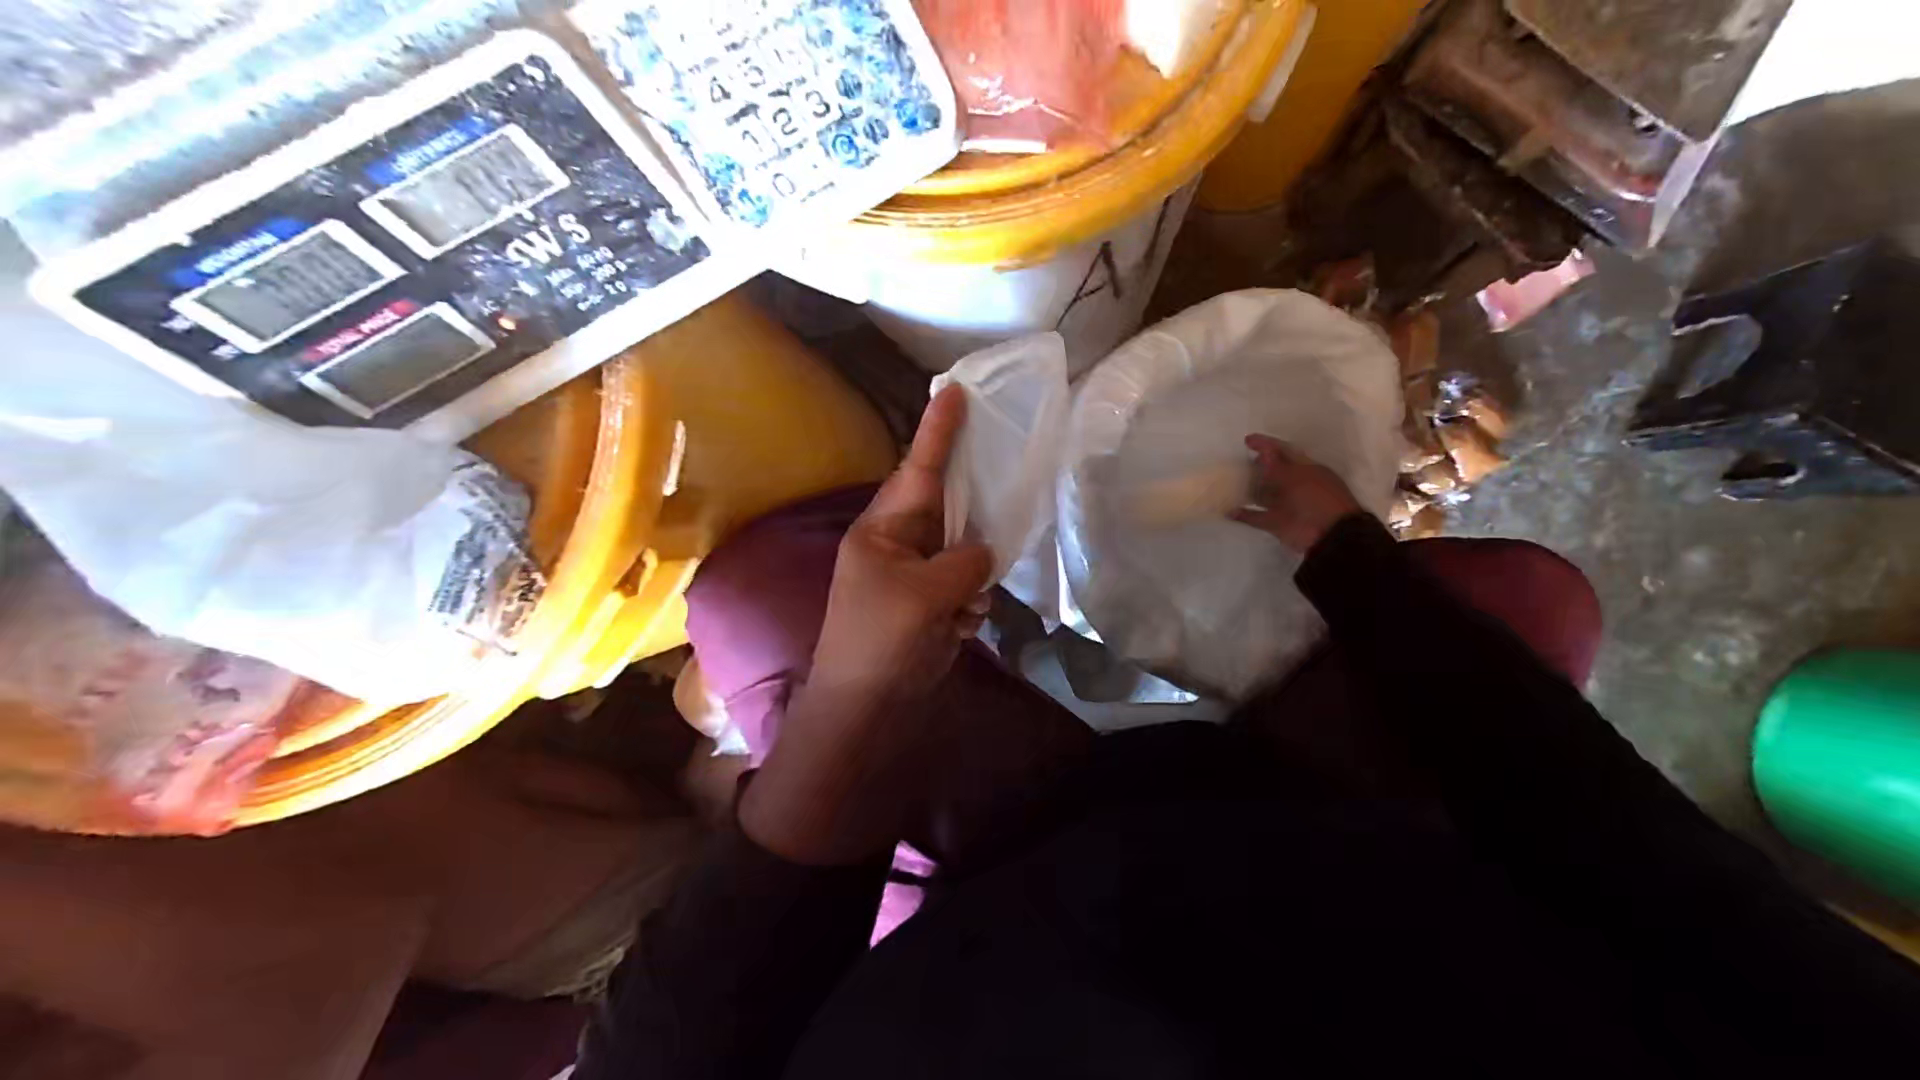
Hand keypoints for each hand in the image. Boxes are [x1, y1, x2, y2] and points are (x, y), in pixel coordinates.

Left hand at [740, 386, 992, 863]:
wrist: (864, 708)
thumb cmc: (880, 642)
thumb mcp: (923, 596)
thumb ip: (963, 562)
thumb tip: (983, 553)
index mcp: (883, 529)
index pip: (918, 469)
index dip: (938, 431)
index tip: (955, 390)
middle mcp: (900, 543)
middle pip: (948, 506)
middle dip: (973, 507)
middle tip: (1003, 483)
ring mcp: (917, 575)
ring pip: (965, 550)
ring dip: (973, 577)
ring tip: (960, 610)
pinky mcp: (932, 604)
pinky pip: (967, 586)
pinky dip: (970, 604)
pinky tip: (959, 628)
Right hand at [1231, 434, 1363, 554]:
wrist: (1330, 536)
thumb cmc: (1317, 500)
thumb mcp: (1298, 477)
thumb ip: (1277, 466)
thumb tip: (1263, 453)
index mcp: (1305, 469)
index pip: (1283, 451)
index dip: (1266, 444)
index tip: (1246, 441)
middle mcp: (1294, 484)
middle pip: (1271, 472)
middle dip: (1254, 467)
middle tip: (1235, 463)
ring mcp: (1285, 505)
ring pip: (1262, 494)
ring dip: (1247, 489)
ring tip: (1227, 484)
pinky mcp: (1276, 523)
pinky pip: (1256, 517)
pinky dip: (1243, 514)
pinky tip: (1228, 510)